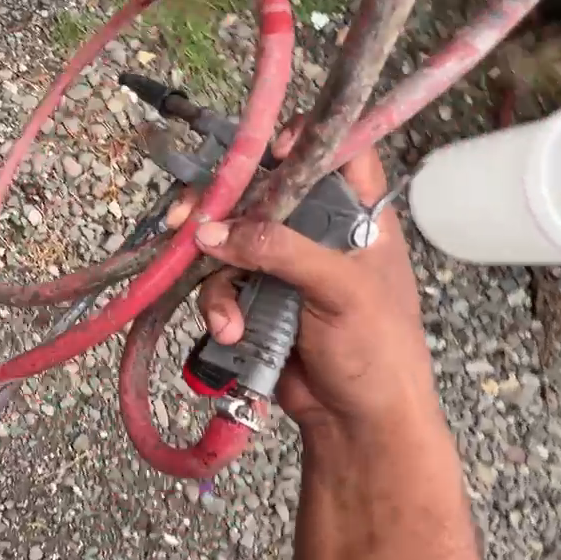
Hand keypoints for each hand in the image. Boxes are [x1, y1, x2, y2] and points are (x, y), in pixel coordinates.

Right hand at [167, 123, 437, 438]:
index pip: (336, 155)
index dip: (304, 139)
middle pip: (256, 193)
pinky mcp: (249, 293)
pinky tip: (230, 330)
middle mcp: (313, 231)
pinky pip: (216, 281)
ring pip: (224, 240)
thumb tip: (208, 230)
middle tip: (184, 218)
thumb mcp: (342, 291)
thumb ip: (280, 250)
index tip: (267, 149)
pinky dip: (215, 305)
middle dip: (217, 206)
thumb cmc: (376, 350)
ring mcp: (277, 263)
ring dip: (215, 275)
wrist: (355, 420)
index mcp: (356, 219)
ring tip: (225, 315)